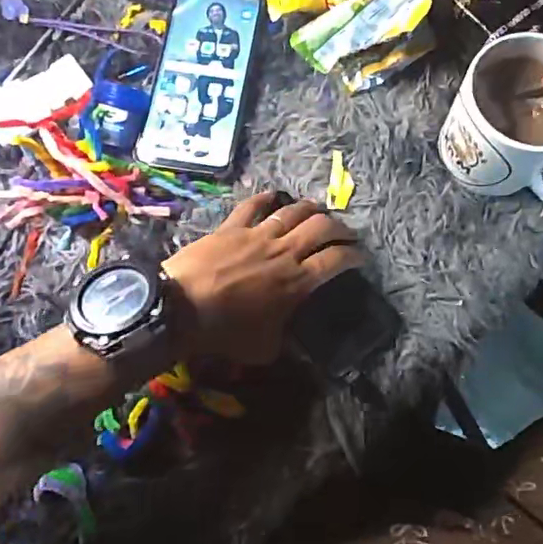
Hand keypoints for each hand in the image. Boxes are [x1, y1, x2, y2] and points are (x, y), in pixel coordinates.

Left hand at [162, 193, 365, 364]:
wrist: (182, 307)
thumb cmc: (225, 332)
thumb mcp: (264, 348)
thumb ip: (285, 342)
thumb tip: (297, 349)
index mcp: (297, 282)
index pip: (336, 261)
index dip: (353, 255)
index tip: (360, 256)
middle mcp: (284, 251)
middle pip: (322, 227)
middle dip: (340, 227)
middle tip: (345, 231)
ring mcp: (258, 234)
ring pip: (293, 211)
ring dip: (310, 208)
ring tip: (318, 209)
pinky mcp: (232, 227)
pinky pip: (253, 205)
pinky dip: (267, 198)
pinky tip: (274, 195)